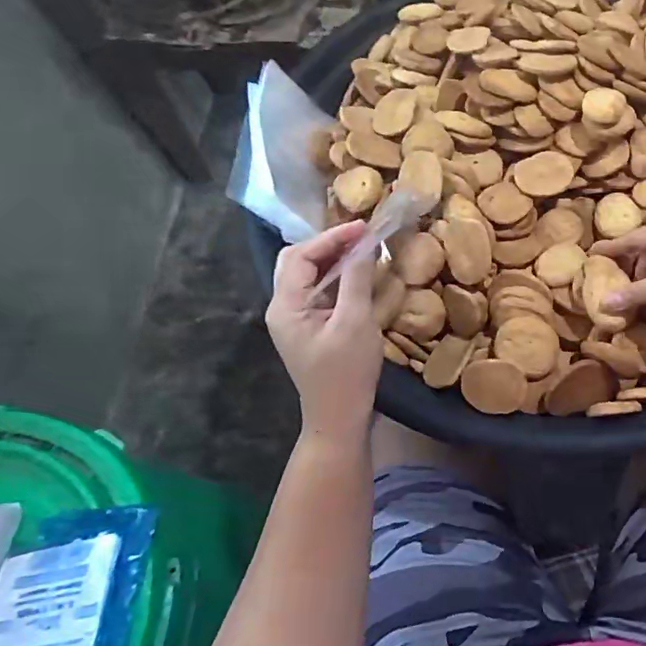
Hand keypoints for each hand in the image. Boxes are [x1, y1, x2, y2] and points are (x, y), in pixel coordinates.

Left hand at [266, 221, 382, 431]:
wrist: (338, 419)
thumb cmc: (346, 374)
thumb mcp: (355, 323)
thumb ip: (356, 279)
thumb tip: (364, 245)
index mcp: (285, 307)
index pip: (301, 257)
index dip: (331, 238)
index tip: (363, 226)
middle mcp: (281, 309)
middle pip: (297, 261)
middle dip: (327, 245)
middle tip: (359, 237)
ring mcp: (291, 319)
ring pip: (306, 275)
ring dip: (331, 259)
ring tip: (360, 249)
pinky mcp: (305, 328)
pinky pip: (315, 291)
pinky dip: (333, 277)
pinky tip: (355, 274)